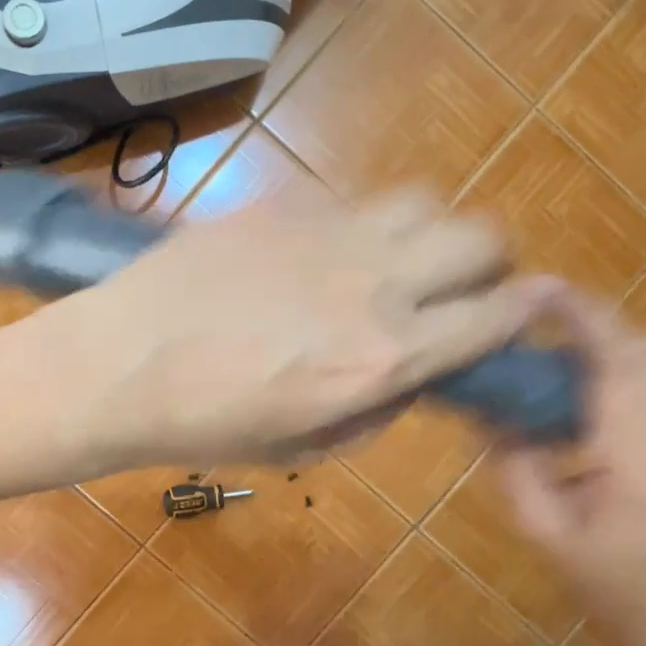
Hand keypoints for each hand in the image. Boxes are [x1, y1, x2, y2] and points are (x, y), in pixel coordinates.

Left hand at [25, 185, 564, 464]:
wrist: (120, 363)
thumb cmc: (207, 423)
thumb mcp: (305, 446)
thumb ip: (379, 407)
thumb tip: (417, 374)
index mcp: (384, 356)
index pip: (496, 314)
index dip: (524, 310)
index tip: (525, 309)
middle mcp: (375, 284)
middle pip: (481, 236)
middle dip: (487, 262)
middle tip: (455, 287)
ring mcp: (329, 232)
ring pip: (424, 200)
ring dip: (428, 231)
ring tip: (392, 261)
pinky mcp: (284, 203)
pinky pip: (353, 199)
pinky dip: (360, 226)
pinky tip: (319, 255)